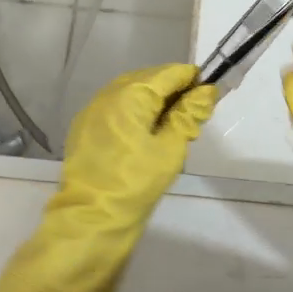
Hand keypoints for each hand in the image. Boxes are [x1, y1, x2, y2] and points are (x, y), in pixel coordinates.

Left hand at [0, 64, 215, 291]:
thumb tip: (208, 91)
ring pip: (132, 92)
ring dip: (153, 101)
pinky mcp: (85, 126)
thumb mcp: (171, 148)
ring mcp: (94, 108)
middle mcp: (110, 92)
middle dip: (173, 91)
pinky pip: (116, 107)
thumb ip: (190, 115)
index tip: (208, 97)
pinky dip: (134, 112)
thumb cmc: (136, 183)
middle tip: (191, 117)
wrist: (92, 218)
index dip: (192, 80)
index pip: (170, 73)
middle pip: (150, 79)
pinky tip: (143, 136)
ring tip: (170, 127)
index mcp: (132, 93)